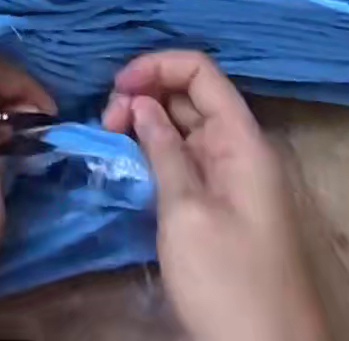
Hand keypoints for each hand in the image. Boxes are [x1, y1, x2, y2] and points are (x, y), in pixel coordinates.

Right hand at [104, 51, 325, 340]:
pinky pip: (181, 154)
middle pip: (188, 93)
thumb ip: (163, 149)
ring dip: (144, 118)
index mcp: (241, 141)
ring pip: (180, 122)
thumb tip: (141, 102)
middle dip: (144, 92)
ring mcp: (226, 175)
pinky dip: (152, 146)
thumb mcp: (186, 211)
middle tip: (108, 120)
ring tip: (111, 134)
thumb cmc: (227, 282)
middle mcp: (236, 148)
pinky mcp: (214, 200)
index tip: (118, 87)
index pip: (200, 71)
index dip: (157, 66)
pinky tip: (127, 154)